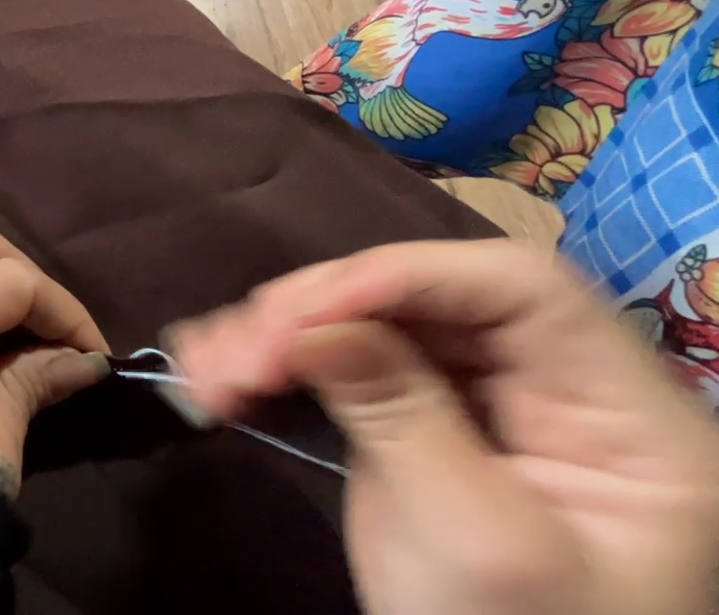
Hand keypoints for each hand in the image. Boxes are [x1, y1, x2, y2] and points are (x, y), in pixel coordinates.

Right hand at [172, 239, 718, 614]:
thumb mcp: (473, 541)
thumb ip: (402, 419)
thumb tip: (312, 326)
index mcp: (616, 415)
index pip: (515, 289)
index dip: (404, 278)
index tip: (302, 317)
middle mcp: (542, 383)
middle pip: (415, 295)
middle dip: (309, 313)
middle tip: (234, 359)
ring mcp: (466, 394)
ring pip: (354, 316)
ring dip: (266, 334)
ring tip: (202, 373)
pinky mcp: (402, 409)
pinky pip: (325, 353)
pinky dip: (260, 356)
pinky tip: (209, 371)